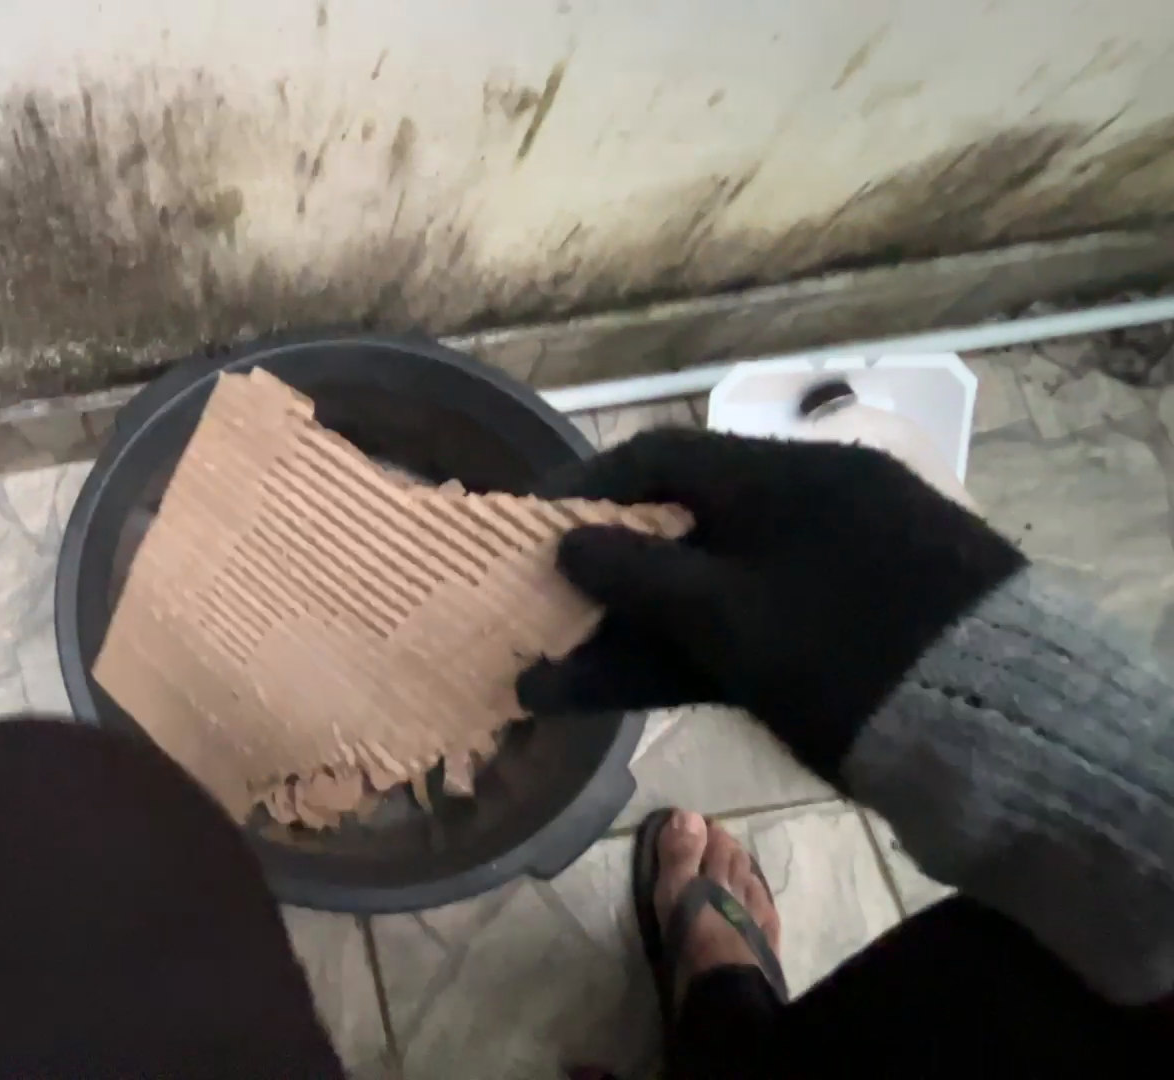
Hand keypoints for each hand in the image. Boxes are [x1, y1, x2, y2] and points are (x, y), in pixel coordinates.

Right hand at [515, 429, 1026, 780]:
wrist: (1007, 744)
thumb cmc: (848, 651)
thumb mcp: (726, 613)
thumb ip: (636, 574)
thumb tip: (565, 542)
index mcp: (784, 481)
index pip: (658, 458)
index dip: (584, 484)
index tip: (531, 517)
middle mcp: (792, 516)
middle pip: (664, 528)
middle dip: (593, 569)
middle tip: (537, 593)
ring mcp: (805, 577)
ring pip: (684, 590)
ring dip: (615, 630)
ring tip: (547, 674)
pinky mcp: (813, 632)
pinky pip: (716, 630)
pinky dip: (656, 657)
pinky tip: (593, 691)